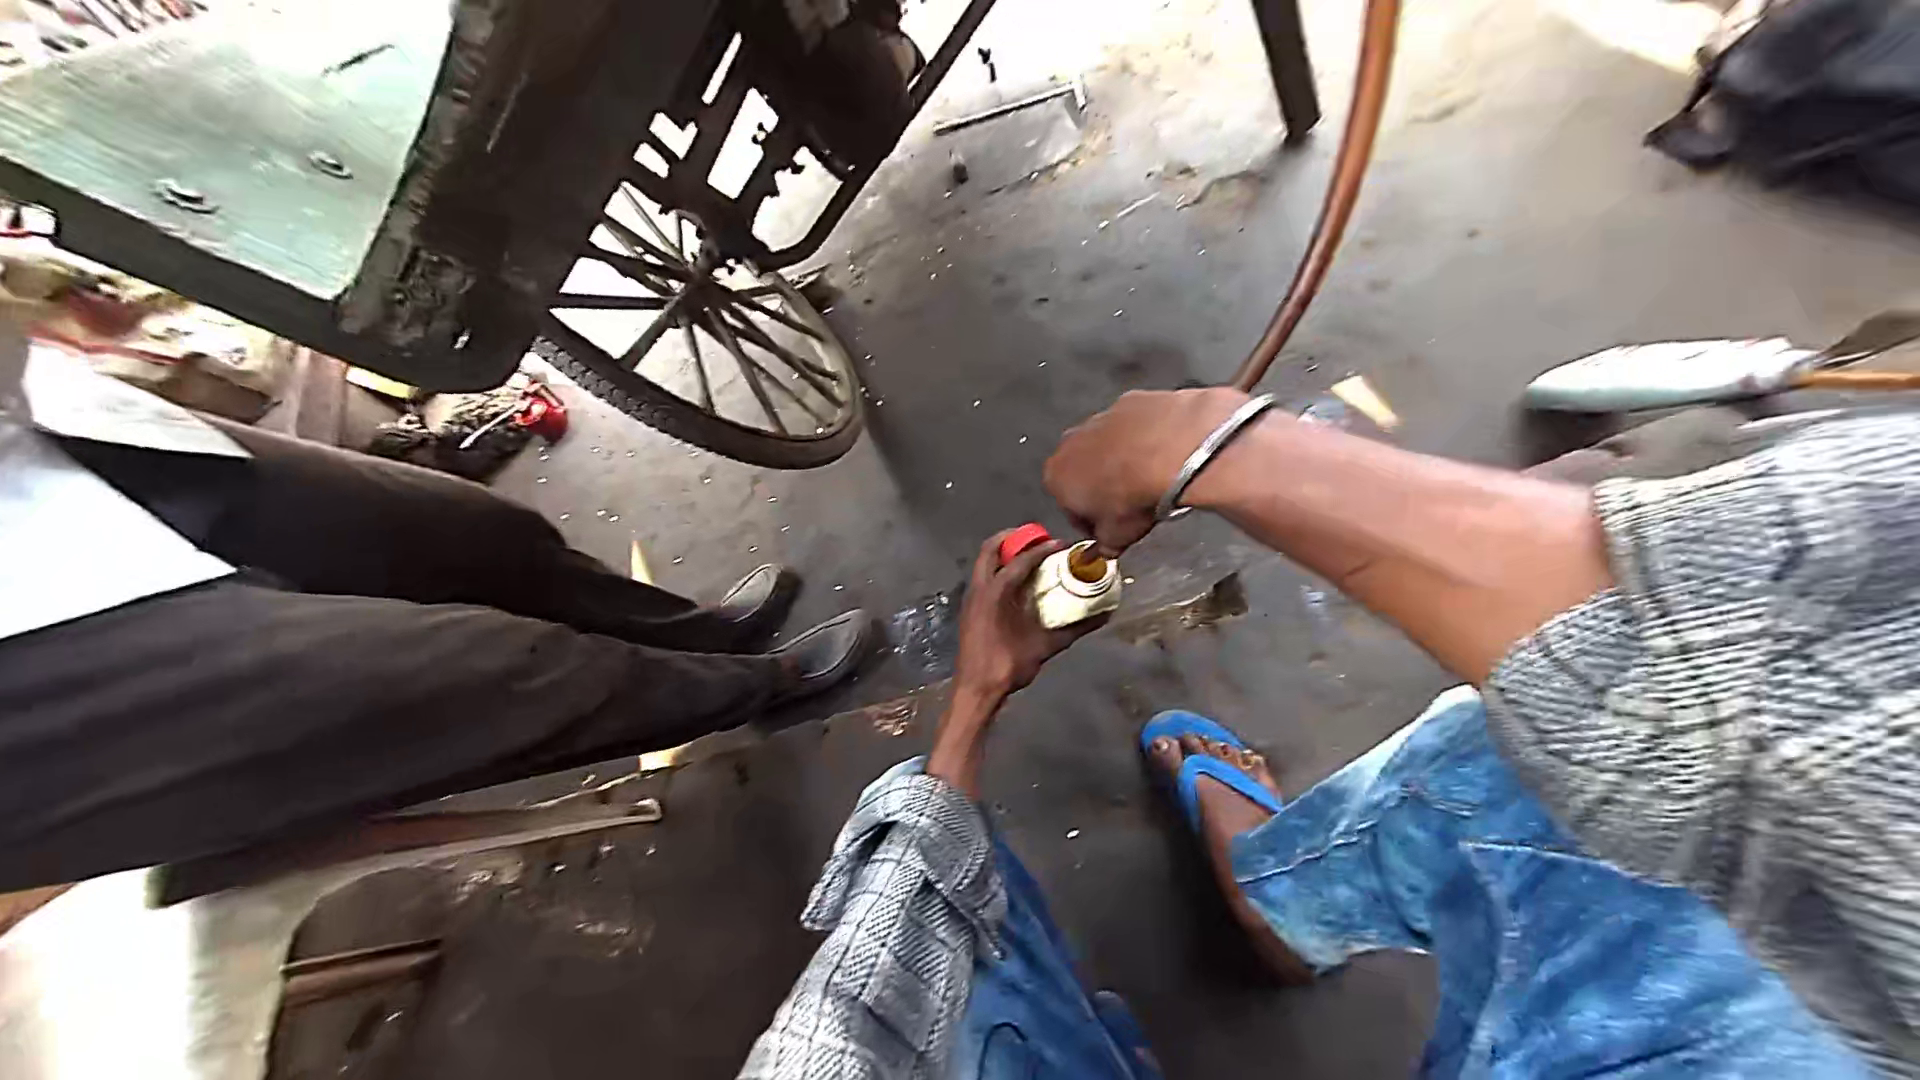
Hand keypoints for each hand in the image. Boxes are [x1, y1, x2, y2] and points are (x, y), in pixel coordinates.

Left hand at [953, 529, 1104, 699]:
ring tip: (1026, 556)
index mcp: (996, 591)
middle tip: (1035, 539)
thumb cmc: (1008, 665)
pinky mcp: (969, 608)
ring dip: (1002, 554)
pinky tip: (1014, 583)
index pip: (1020, 559)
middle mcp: (979, 588)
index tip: (1060, 544)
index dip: (1041, 548)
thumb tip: (1103, 616)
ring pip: (982, 563)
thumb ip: (1075, 629)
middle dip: (1011, 538)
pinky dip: (996, 570)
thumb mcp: (1046, 645)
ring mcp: (971, 598)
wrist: (976, 688)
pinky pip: (981, 578)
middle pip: (990, 548)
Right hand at [1044, 387, 1249, 554]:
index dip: (1089, 520)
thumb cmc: (1133, 496)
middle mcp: (1069, 443)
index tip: (1108, 527)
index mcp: (1055, 478)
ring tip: (1149, 478)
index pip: (1067, 507)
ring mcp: (1098, 418)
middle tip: (1129, 503)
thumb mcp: (1117, 536)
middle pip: (1082, 471)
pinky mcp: (1128, 402)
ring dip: (1121, 461)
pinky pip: (1132, 425)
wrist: (1171, 450)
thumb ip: (1103, 546)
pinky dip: (1143, 437)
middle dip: (1101, 485)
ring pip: (1106, 446)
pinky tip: (1162, 454)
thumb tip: (1100, 552)